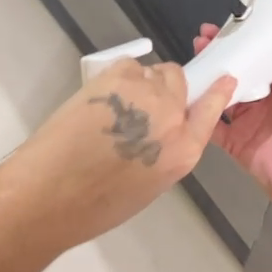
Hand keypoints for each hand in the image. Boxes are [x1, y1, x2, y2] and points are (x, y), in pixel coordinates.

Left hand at [10, 59, 235, 246]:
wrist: (48, 195)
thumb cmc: (93, 205)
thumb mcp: (147, 185)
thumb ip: (166, 151)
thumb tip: (160, 129)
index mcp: (184, 153)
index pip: (211, 111)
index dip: (217, 93)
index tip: (224, 79)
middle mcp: (172, 118)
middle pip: (179, 83)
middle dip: (164, 90)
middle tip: (138, 109)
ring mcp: (147, 93)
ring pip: (152, 72)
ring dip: (140, 84)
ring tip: (113, 109)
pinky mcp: (119, 75)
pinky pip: (130, 66)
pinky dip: (119, 77)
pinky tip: (101, 99)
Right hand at [194, 14, 271, 212]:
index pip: (261, 58)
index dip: (246, 42)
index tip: (230, 24)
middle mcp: (263, 100)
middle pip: (238, 73)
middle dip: (221, 55)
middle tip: (203, 37)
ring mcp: (246, 121)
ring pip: (222, 95)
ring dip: (208, 77)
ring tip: (194, 58)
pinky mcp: (234, 142)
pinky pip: (213, 126)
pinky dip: (200, 113)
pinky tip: (188, 95)